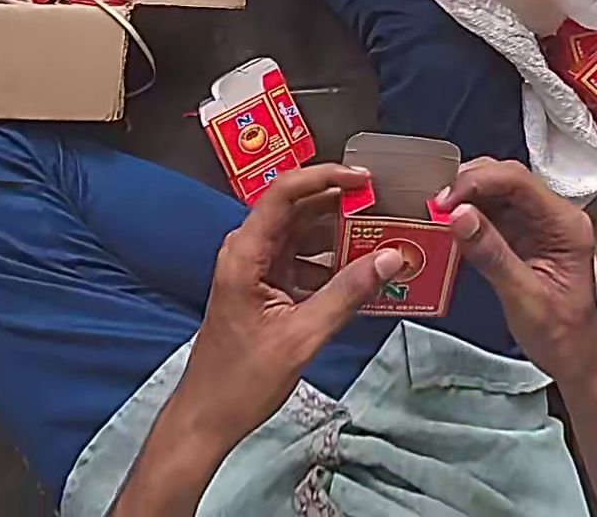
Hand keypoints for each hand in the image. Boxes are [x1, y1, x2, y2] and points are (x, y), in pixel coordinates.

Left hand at [168, 164, 405, 448]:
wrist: (206, 418)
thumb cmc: (243, 380)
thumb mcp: (301, 337)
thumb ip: (347, 294)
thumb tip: (389, 258)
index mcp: (246, 251)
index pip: (284, 192)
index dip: (324, 177)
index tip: (362, 179)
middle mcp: (249, 247)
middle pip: (297, 207)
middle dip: (339, 203)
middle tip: (381, 205)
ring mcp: (256, 263)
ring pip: (302, 231)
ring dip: (337, 232)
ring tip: (378, 234)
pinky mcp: (265, 281)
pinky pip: (302, 256)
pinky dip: (329, 259)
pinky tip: (359, 270)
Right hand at [438, 157, 596, 385]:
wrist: (575, 360)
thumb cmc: (560, 336)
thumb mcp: (525, 299)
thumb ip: (492, 255)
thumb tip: (457, 214)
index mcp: (564, 224)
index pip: (518, 181)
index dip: (479, 182)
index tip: (445, 201)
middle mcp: (552, 213)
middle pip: (506, 177)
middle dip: (469, 184)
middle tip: (436, 205)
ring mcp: (536, 219)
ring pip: (495, 187)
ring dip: (465, 194)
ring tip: (438, 210)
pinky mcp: (520, 229)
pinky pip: (490, 206)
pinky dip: (467, 208)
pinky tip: (449, 219)